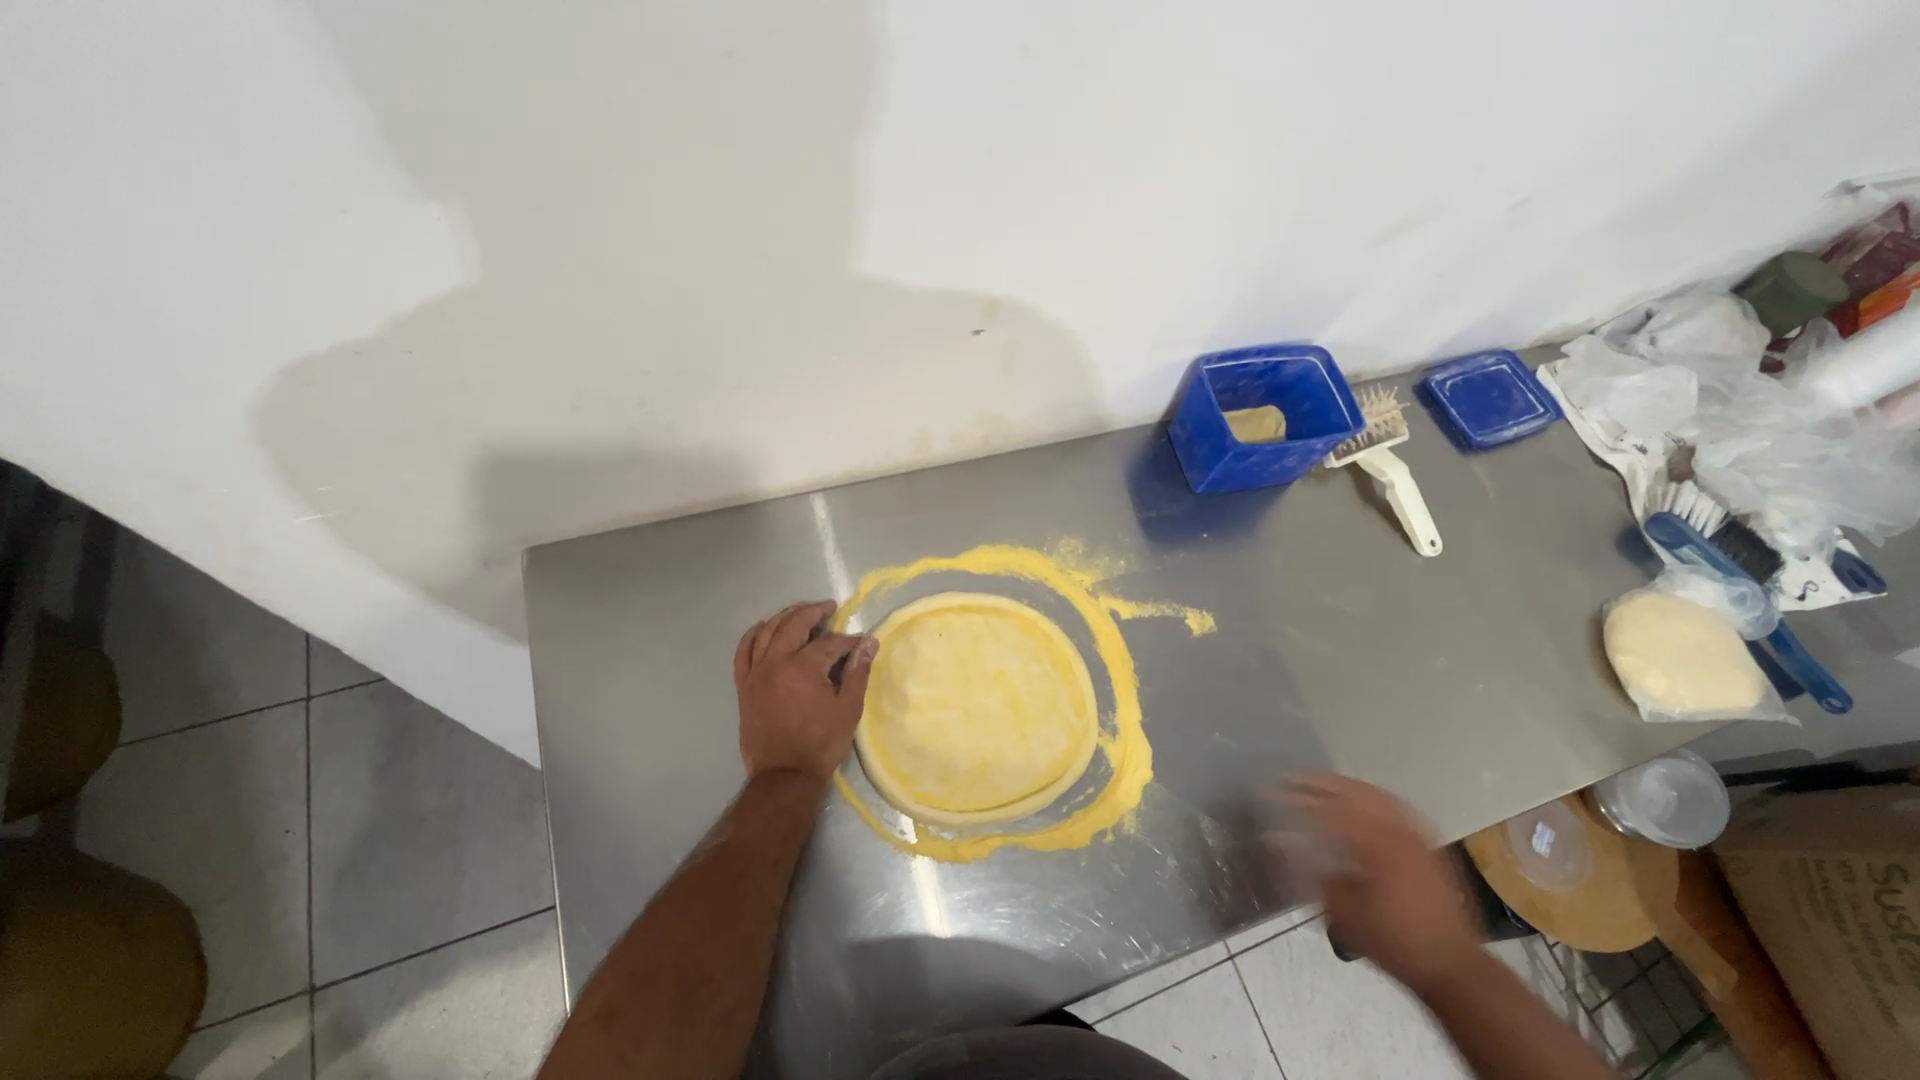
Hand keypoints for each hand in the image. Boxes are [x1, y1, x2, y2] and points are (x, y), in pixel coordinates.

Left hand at [733, 601, 876, 781]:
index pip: (829, 643)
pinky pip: (743, 652)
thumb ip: (857, 672)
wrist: (785, 775)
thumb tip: (868, 643)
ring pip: (766, 632)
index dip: (847, 640)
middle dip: (813, 613)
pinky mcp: (744, 686)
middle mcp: (775, 662)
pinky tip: (762, 628)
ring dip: (785, 617)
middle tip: (828, 608)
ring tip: (801, 613)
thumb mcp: (848, 708)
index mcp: (803, 667)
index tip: (861, 642)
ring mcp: (756, 673)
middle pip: (793, 625)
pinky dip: (752, 636)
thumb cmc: (820, 744)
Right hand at [1279, 772, 1480, 993]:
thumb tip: (1278, 843)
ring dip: (1343, 785)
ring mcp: (1417, 835)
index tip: (1270, 794)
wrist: (1450, 965)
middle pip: (1351, 793)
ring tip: (1319, 781)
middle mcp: (1397, 832)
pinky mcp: (1429, 844)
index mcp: (1373, 845)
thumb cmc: (1392, 943)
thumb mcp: (1340, 912)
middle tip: (1289, 778)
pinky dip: (1373, 797)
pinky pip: (1397, 807)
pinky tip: (1361, 797)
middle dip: (1317, 783)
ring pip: (1376, 795)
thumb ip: (1308, 873)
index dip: (1294, 800)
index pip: (1326, 811)